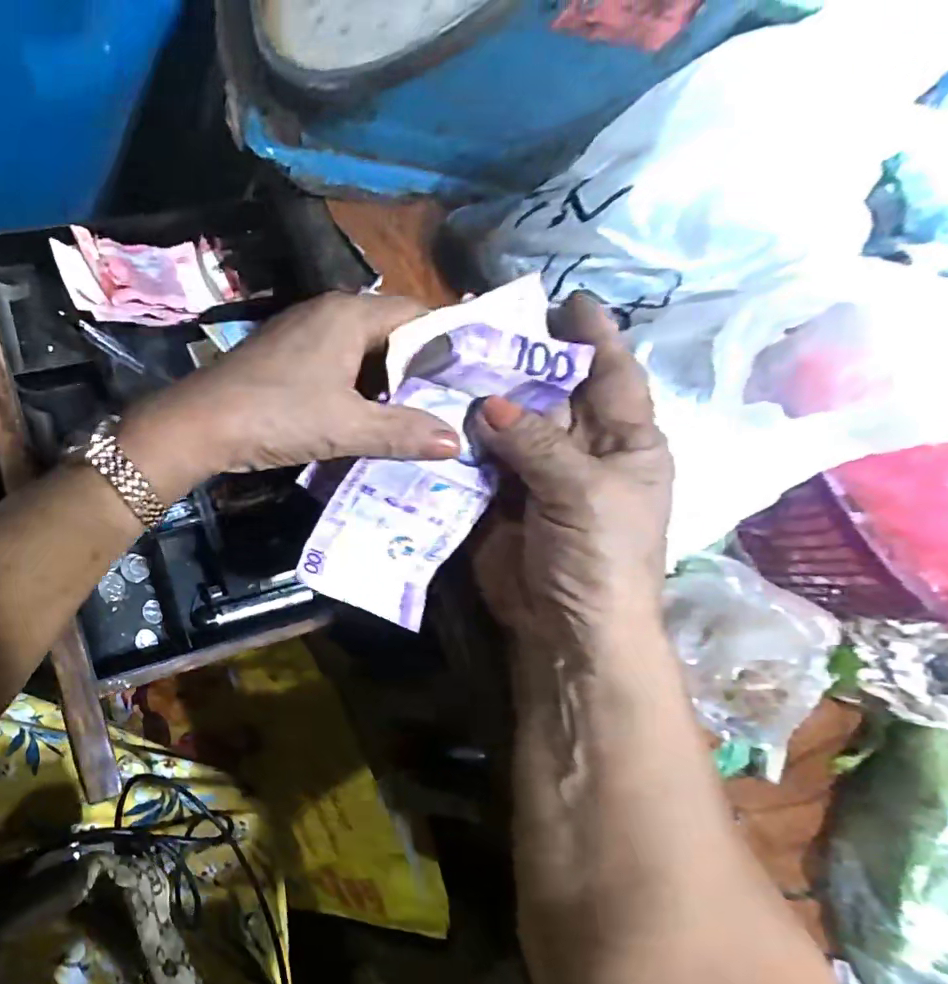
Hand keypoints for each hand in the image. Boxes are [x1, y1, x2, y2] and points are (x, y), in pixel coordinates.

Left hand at [115, 293, 462, 496]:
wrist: (195, 425)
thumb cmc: (275, 416)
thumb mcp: (345, 427)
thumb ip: (402, 431)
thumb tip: (455, 440)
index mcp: (348, 313)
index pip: (419, 315)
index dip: (449, 345)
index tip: (469, 379)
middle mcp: (321, 313)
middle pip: (386, 333)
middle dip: (413, 368)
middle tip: (442, 403)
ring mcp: (292, 334)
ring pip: (353, 351)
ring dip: (376, 381)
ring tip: (404, 416)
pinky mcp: (271, 357)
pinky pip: (324, 365)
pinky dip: (344, 386)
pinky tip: (352, 417)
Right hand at [471, 293, 673, 646]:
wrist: (564, 622)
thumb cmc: (599, 555)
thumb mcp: (583, 493)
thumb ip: (538, 446)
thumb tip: (489, 403)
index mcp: (622, 443)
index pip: (610, 377)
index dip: (592, 339)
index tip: (566, 301)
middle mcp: (575, 451)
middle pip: (546, 397)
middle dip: (517, 366)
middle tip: (474, 333)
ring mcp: (528, 476)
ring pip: (499, 428)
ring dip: (473, 404)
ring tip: (438, 371)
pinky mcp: (487, 500)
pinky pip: (467, 463)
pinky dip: (448, 445)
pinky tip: (422, 423)